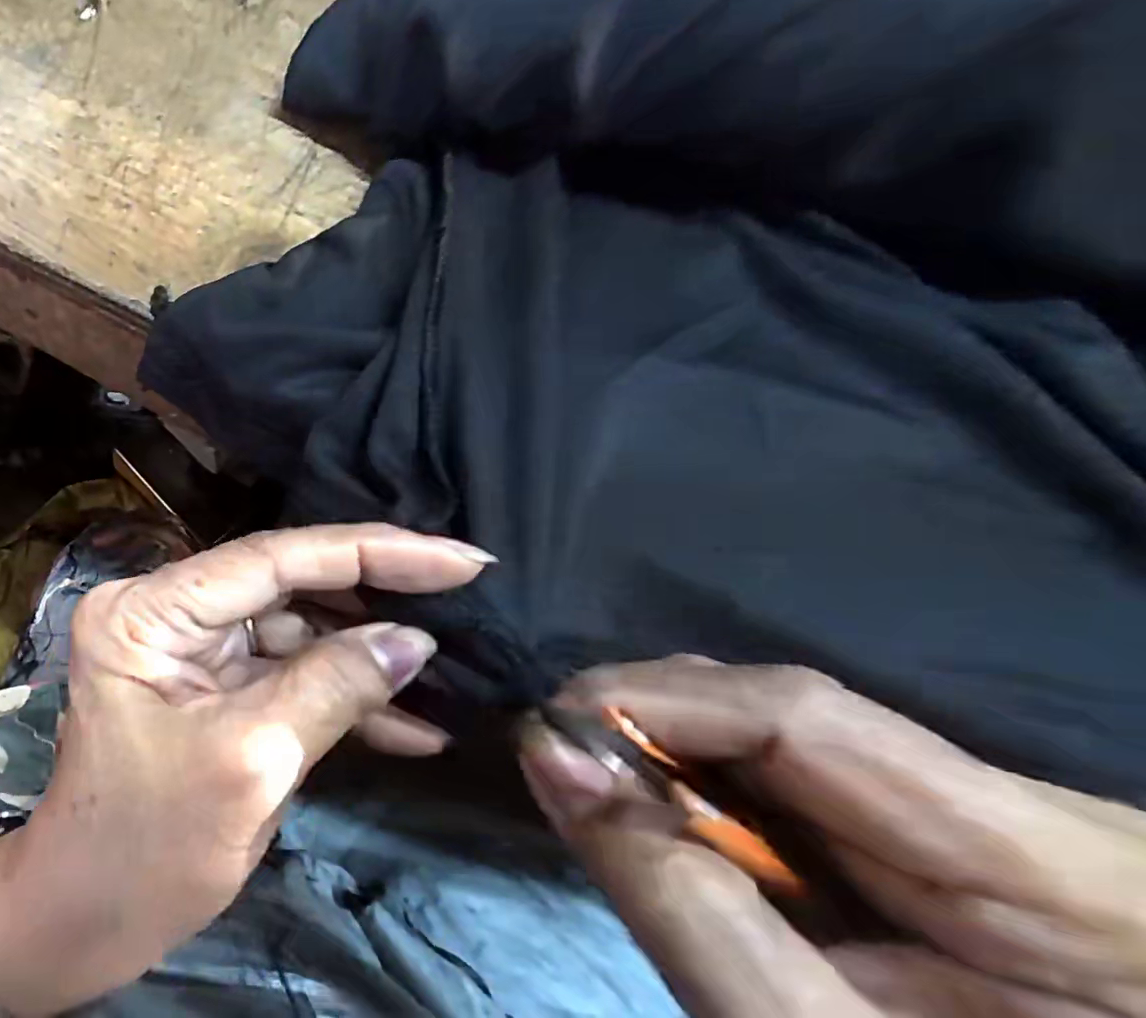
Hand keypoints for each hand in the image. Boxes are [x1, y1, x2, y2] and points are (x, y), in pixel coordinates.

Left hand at [0, 523, 490, 1015]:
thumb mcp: (249, 763)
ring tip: (453, 662)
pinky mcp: (215, 686)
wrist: (88, 918)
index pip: (271, 558)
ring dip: (369, 652)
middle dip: (377, 593)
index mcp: (148, 610)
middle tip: (465, 591)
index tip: (455, 557)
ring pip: (298, 628)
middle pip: (288, 583)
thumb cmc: (147, 848)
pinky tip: (413, 724)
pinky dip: (345, 696)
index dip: (370, 552)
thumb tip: (413, 639)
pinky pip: (288, 673)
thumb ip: (332, 687)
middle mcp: (167, 611)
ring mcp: (192, 648)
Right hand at [520, 657, 1145, 1017]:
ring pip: (775, 734)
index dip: (652, 704)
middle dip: (647, 732)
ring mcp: (991, 819)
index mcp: (1057, 868)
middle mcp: (1033, 811)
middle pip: (782, 713)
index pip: (801, 714)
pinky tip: (676, 827)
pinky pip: (794, 776)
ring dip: (668, 762)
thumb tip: (549, 754)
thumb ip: (682, 902)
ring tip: (609, 805)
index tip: (548, 738)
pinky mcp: (950, 838)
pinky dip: (706, 794)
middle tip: (562, 774)